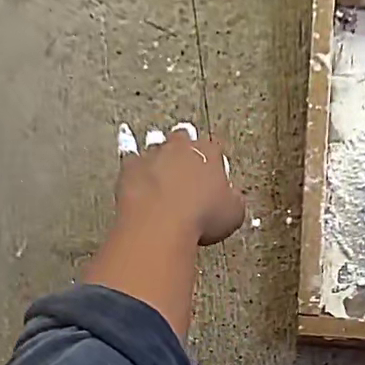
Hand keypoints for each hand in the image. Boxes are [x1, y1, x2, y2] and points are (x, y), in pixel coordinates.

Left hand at [115, 126, 244, 245]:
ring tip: (161, 179)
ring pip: (155, 148)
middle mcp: (179, 146)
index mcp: (208, 152)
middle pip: (182, 139)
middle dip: (184, 152)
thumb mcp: (234, 214)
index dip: (213, 161)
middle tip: (185, 171)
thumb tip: (233, 198)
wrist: (161, 224)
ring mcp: (152, 155)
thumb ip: (234, 200)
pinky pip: (131, 164)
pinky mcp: (130, 168)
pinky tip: (138, 185)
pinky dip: (135, 173)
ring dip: (158, 160)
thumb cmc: (201, 217)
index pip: (214, 147)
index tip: (213, 174)